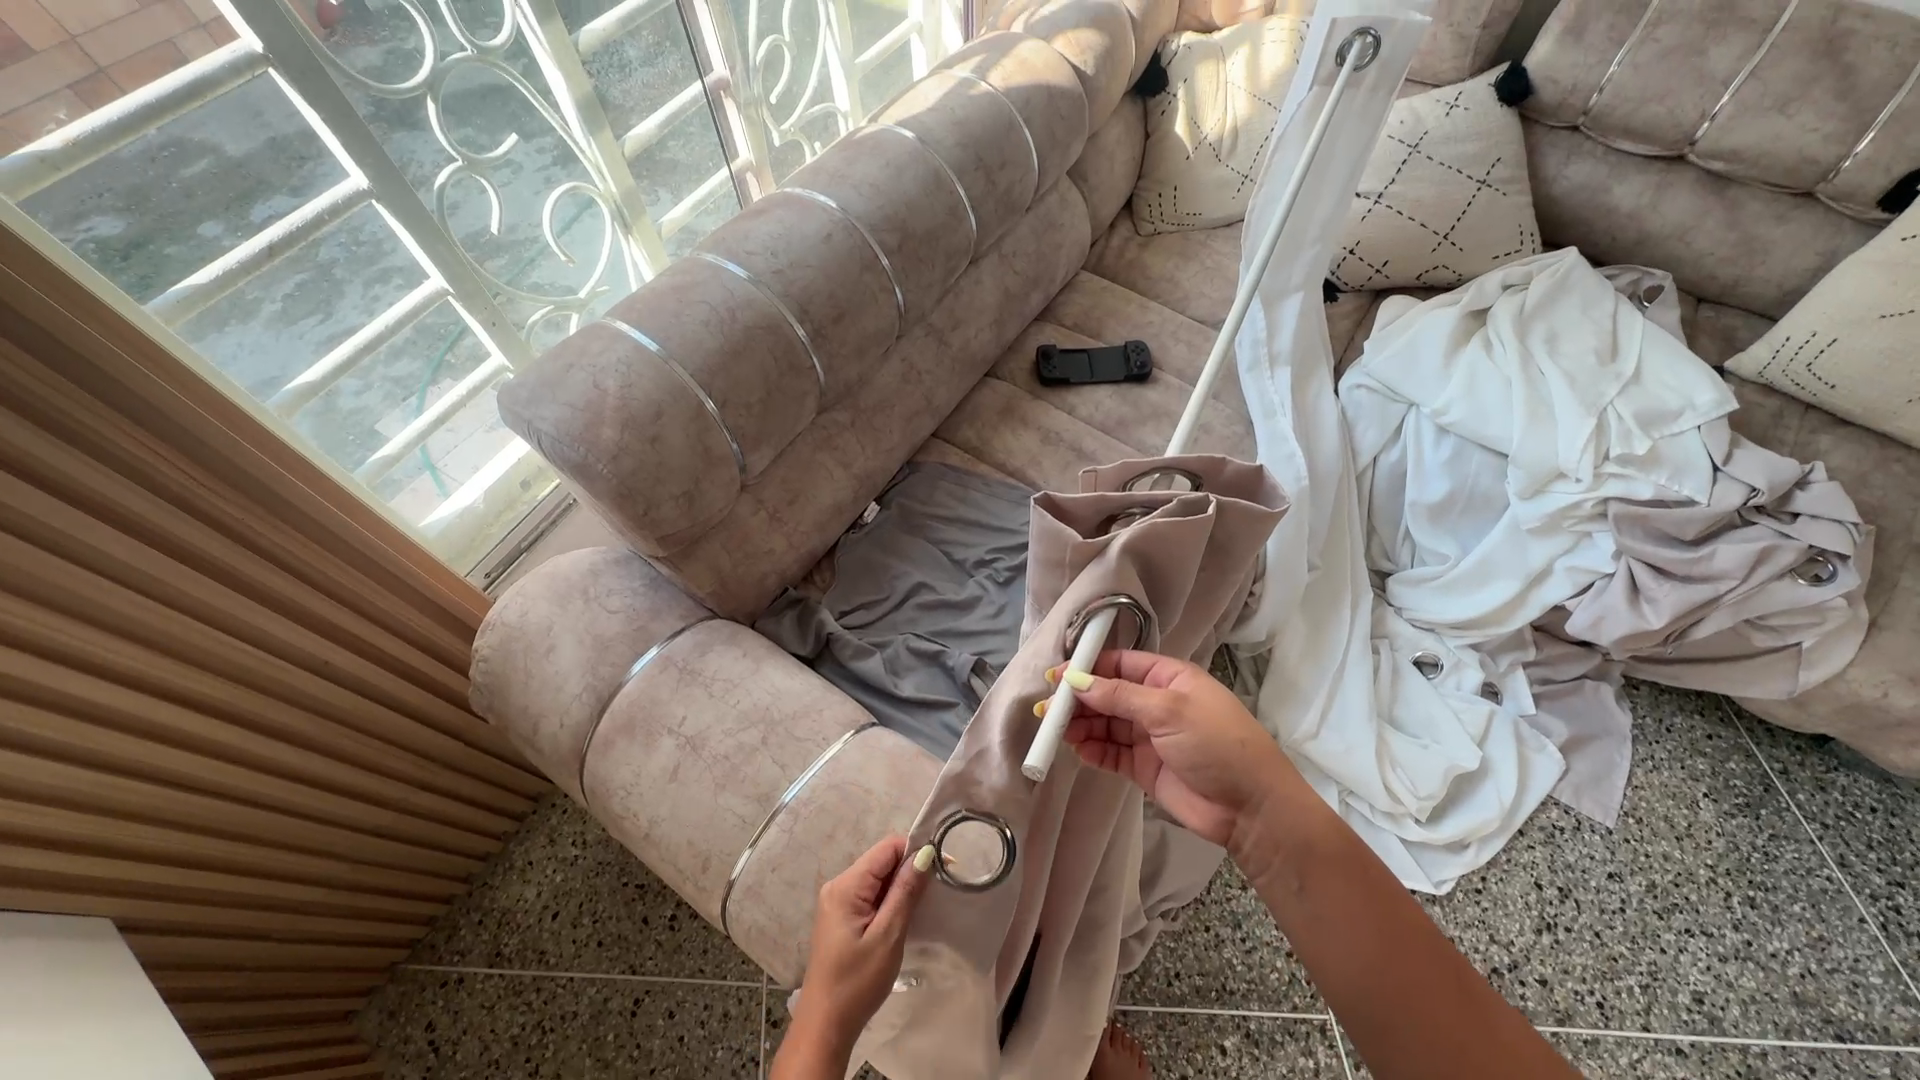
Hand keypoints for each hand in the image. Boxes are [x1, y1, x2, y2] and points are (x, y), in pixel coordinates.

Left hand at [791, 836, 932, 1052]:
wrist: (826, 1024)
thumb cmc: (857, 982)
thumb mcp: (888, 936)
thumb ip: (905, 892)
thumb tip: (925, 853)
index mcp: (846, 886)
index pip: (886, 848)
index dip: (916, 850)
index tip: (944, 866)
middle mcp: (839, 886)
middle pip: (881, 861)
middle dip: (911, 868)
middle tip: (939, 889)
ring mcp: (838, 902)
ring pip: (878, 879)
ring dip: (902, 886)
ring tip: (927, 903)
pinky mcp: (842, 918)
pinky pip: (871, 895)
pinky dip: (890, 900)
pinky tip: (906, 915)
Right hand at [1058, 650, 1302, 847]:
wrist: (1251, 808)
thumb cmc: (1217, 743)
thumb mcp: (1168, 710)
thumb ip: (1119, 695)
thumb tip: (1076, 679)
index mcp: (1169, 678)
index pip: (1120, 663)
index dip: (1088, 668)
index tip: (1057, 677)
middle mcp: (1157, 703)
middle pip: (1108, 694)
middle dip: (1079, 700)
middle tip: (1048, 710)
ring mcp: (1151, 737)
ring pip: (1106, 724)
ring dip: (1082, 725)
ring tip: (1058, 731)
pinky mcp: (1145, 767)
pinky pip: (1111, 753)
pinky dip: (1093, 750)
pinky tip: (1077, 749)